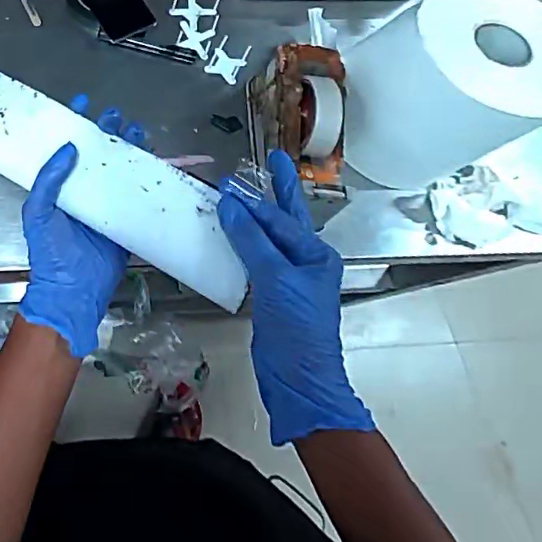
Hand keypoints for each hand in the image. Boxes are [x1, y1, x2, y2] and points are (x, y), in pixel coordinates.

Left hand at [18, 99, 140, 357]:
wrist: (72, 293)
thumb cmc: (50, 254)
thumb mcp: (37, 213)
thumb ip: (48, 181)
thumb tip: (67, 149)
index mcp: (59, 188)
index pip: (66, 149)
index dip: (73, 125)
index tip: (81, 103)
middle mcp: (83, 192)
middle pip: (97, 154)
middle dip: (107, 131)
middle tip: (116, 116)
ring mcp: (105, 205)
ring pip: (119, 169)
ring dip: (128, 149)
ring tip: (136, 130)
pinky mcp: (124, 221)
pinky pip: (136, 195)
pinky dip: (145, 178)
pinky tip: (152, 162)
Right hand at [218, 148, 373, 444]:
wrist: (300, 382)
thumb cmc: (297, 328)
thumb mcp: (276, 279)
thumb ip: (252, 240)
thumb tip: (230, 204)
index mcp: (315, 254)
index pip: (279, 219)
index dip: (253, 201)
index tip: (227, 183)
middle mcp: (304, 261)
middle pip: (285, 219)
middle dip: (279, 190)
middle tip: (275, 159)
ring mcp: (288, 278)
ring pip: (268, 238)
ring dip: (255, 216)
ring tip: (244, 192)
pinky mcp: (271, 295)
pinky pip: (255, 259)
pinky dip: (242, 244)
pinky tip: (229, 235)